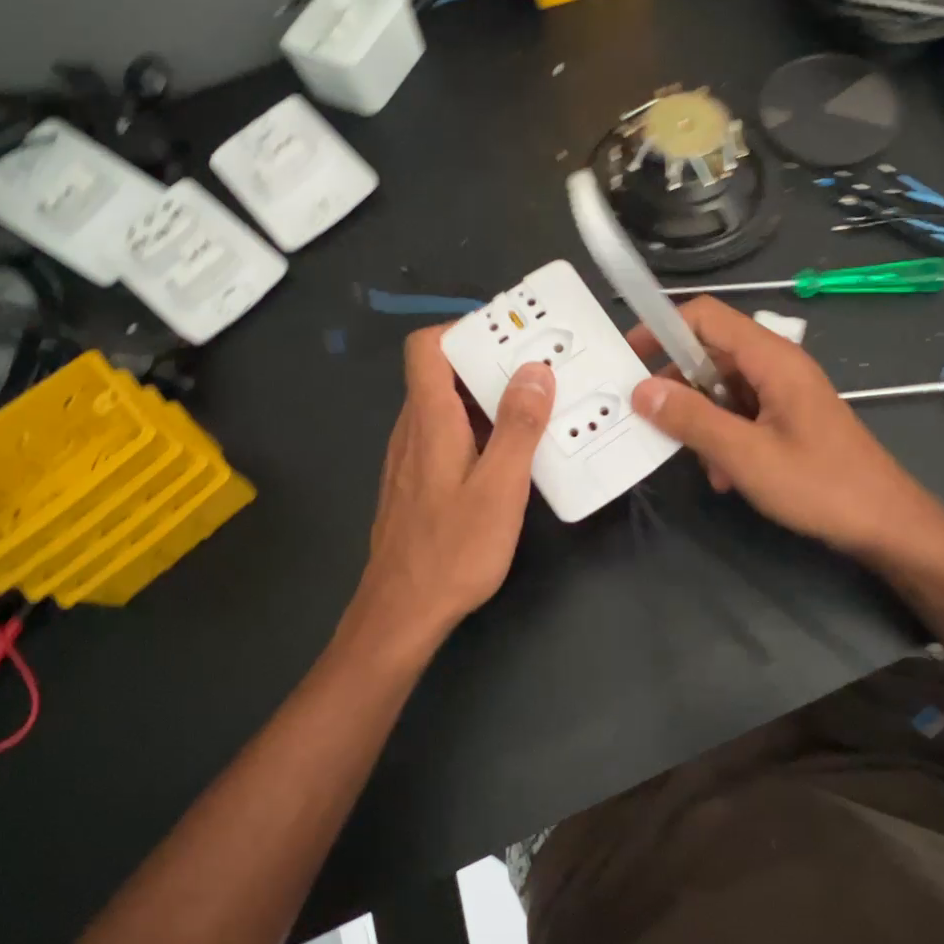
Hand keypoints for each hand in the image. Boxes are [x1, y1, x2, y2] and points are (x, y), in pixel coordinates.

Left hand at [359, 328, 554, 638]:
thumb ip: (518, 427)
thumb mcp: (500, 488)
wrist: (402, 613)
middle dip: (490, 366)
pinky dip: (477, 435)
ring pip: (446, 410)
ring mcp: (410, 461)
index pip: (427, 348)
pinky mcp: (416, 487)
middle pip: (441, 376)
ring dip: (487, 403)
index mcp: (430, 421)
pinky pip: (446, 440)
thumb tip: (534, 370)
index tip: (510, 336)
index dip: (463, 330)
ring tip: (537, 412)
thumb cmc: (453, 550)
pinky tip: (509, 462)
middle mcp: (413, 432)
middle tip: (542, 373)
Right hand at [626, 296, 943, 560]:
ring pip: (723, 389)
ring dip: (703, 422)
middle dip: (679, 387)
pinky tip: (727, 476)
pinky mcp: (789, 419)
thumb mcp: (746, 456)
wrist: (884, 523)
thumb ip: (692, 420)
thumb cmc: (821, 486)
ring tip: (704, 464)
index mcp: (772, 359)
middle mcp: (778, 366)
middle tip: (654, 423)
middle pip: (711, 353)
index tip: (628, 359)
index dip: (662, 329)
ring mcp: (785, 393)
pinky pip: (742, 414)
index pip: (706, 316)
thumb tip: (641, 389)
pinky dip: (725, 438)